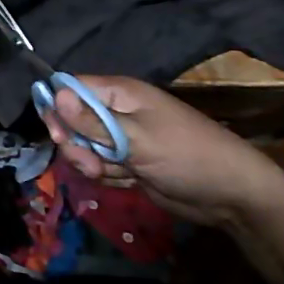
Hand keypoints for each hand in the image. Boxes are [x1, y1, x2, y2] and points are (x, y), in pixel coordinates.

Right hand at [41, 76, 283, 225]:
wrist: (228, 193)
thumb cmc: (185, 155)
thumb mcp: (136, 138)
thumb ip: (93, 121)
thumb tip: (55, 94)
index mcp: (120, 93)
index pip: (72, 89)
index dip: (58, 109)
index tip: (57, 135)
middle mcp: (118, 111)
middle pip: (73, 122)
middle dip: (78, 145)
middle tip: (94, 164)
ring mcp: (123, 139)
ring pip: (86, 148)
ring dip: (94, 164)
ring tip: (119, 173)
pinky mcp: (129, 163)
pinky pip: (102, 167)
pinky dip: (111, 177)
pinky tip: (130, 182)